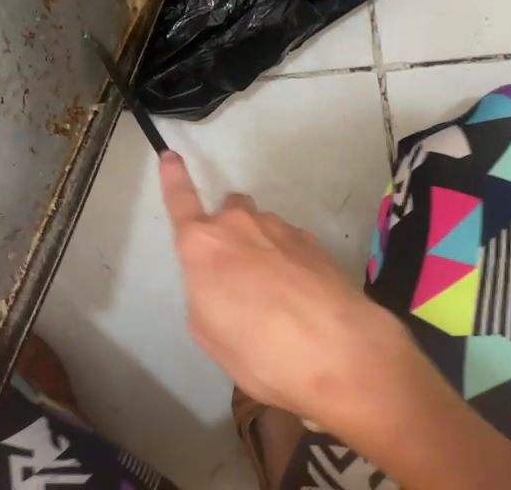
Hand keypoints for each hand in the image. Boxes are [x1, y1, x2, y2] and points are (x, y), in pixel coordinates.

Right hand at [158, 152, 433, 432]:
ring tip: (278, 294)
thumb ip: (203, 294)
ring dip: (261, 247)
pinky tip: (305, 296)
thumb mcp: (208, 333)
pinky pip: (292, 243)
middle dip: (228, 232)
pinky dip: (291, 261)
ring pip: (261, 225)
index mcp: (202, 244)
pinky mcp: (315, 242)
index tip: (169, 155)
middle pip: (227, 211)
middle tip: (238, 274)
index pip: (180, 199)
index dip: (173, 177)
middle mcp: (238, 224)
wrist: (341, 356)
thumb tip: (221, 282)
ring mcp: (280, 228)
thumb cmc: (259, 351)